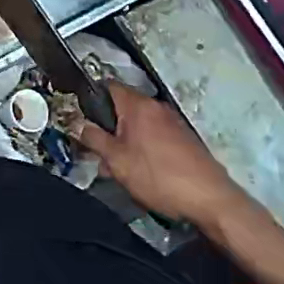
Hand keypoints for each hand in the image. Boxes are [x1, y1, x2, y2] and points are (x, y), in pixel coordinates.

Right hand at [69, 83, 245, 226]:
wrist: (207, 197)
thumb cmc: (158, 176)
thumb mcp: (117, 160)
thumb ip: (93, 138)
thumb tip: (76, 123)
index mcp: (138, 105)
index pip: (108, 86)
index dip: (91, 98)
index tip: (81, 117)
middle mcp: (156, 106)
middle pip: (123, 108)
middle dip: (108, 128)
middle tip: (99, 154)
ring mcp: (172, 121)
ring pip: (139, 124)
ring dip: (125, 141)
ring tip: (119, 169)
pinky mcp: (183, 138)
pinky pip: (154, 135)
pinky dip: (143, 147)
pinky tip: (142, 172)